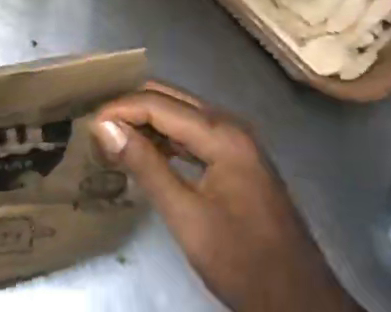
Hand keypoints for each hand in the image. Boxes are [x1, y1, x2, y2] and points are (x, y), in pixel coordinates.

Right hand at [91, 85, 359, 311]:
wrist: (303, 307)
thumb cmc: (243, 262)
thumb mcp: (186, 217)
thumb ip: (145, 165)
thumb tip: (103, 126)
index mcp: (222, 136)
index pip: (157, 104)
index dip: (119, 109)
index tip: (88, 124)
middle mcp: (231, 128)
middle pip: (169, 98)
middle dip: (130, 107)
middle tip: (97, 126)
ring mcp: (238, 144)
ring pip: (179, 113)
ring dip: (145, 121)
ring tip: (113, 138)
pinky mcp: (238, 162)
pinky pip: (192, 133)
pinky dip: (164, 136)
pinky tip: (145, 154)